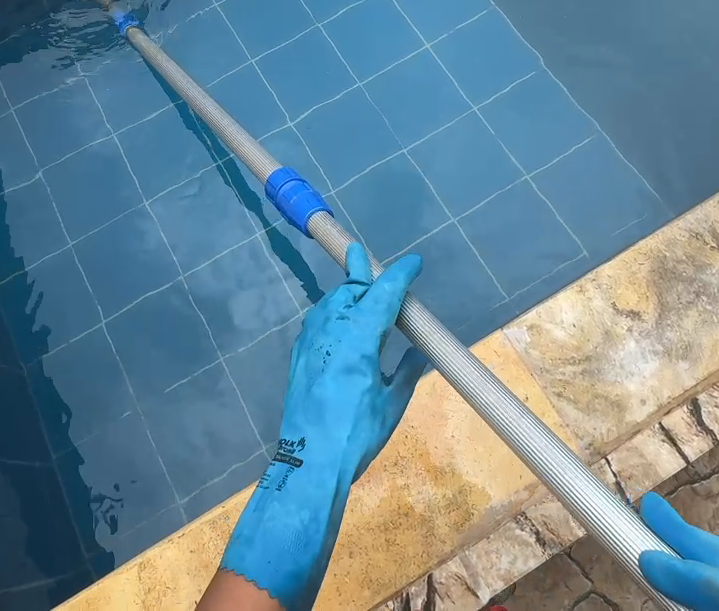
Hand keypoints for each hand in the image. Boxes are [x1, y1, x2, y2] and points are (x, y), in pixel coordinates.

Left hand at [216, 243, 428, 610]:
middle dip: (362, 274)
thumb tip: (419, 351)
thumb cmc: (357, 433)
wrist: (310, 460)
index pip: (383, 293)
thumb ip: (406, 371)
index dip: (400, 275)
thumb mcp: (392, 402)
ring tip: (356, 284)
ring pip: (331, 302)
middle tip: (367, 259)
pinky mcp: (299, 354)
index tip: (414, 261)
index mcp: (358, 336)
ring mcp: (311, 340)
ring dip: (346, 292)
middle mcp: (331, 328)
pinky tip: (338, 320)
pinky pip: (318, 320)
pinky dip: (332, 312)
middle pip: (351, 289)